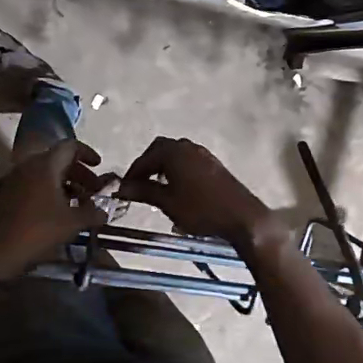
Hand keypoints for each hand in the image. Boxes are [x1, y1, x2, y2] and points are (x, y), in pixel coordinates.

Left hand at [0, 140, 110, 279]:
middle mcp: (28, 166)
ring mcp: (15, 179)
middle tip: (93, 189)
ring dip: (65, 182)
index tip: (99, 165)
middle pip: (58, 159)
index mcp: (45, 165)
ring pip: (45, 172)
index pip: (70, 146)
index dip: (87, 153)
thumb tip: (104, 212)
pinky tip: (59, 209)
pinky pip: (33, 183)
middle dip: (79, 172)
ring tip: (79, 201)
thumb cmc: (38, 231)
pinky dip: (49, 189)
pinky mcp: (7, 193)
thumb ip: (92, 213)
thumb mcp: (72, 223)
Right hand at [117, 137, 278, 247]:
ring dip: (162, 167)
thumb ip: (144, 191)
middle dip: (147, 165)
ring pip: (176, 154)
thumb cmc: (200, 209)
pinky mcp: (213, 164)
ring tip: (155, 188)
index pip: (145, 158)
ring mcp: (203, 154)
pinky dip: (177, 170)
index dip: (132, 173)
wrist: (241, 216)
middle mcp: (188, 147)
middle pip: (160, 149)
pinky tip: (176, 189)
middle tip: (138, 184)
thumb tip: (122, 188)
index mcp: (174, 152)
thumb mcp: (167, 202)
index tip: (123, 188)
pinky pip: (188, 160)